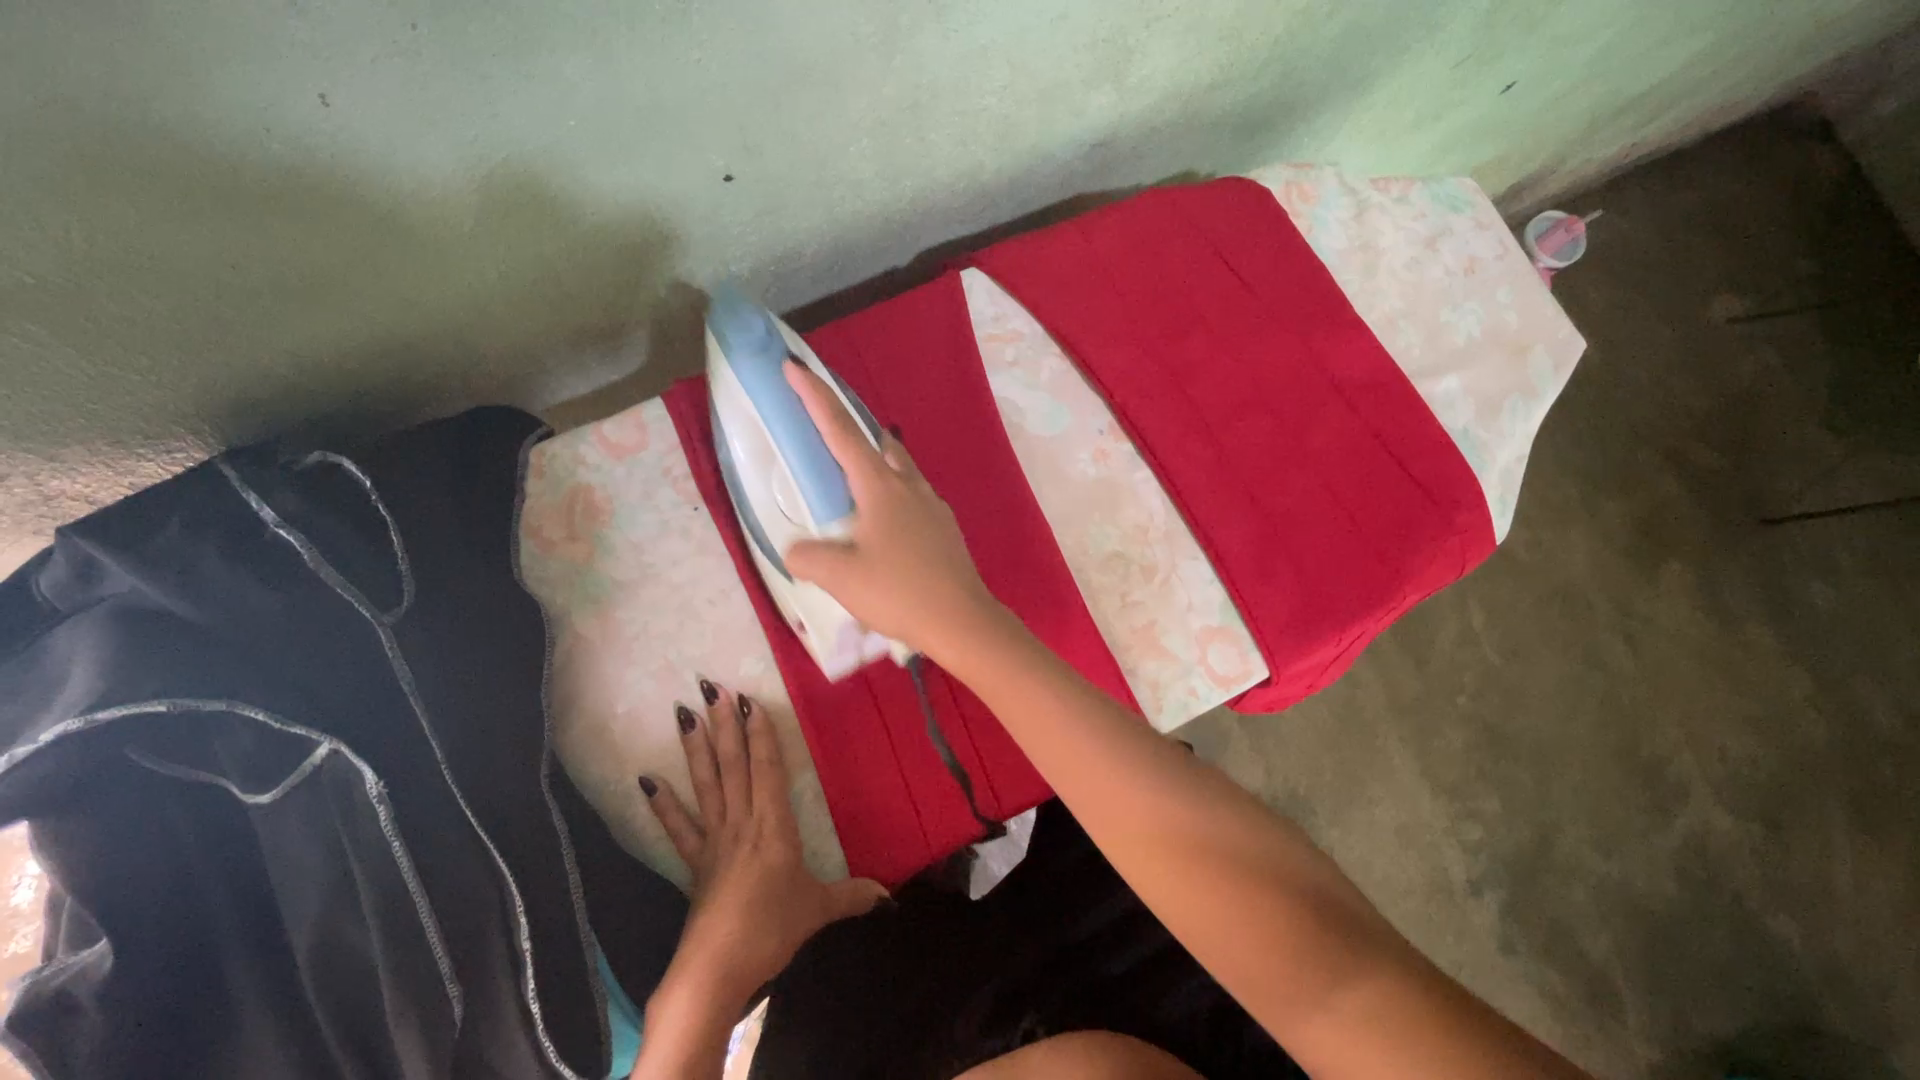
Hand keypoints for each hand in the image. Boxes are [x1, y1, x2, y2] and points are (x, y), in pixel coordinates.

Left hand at [640, 680, 886, 1006]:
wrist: (717, 968)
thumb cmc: (772, 930)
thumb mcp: (819, 910)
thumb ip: (852, 897)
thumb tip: (889, 896)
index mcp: (774, 827)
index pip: (768, 770)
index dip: (761, 734)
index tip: (750, 700)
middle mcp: (742, 824)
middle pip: (733, 766)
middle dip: (725, 726)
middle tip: (712, 688)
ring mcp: (714, 842)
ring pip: (705, 785)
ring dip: (695, 749)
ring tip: (683, 714)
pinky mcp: (694, 865)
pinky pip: (678, 828)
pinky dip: (663, 804)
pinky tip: (647, 779)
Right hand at [781, 360, 1002, 657]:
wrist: (962, 621)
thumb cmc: (899, 591)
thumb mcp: (840, 577)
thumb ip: (809, 557)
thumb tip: (797, 551)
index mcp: (880, 486)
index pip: (840, 431)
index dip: (815, 398)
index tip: (794, 369)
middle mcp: (909, 486)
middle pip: (877, 444)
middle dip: (851, 430)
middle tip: (827, 435)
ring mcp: (933, 507)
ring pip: (900, 470)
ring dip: (875, 465)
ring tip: (854, 485)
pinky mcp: (945, 530)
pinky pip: (913, 499)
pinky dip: (892, 497)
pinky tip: (885, 527)